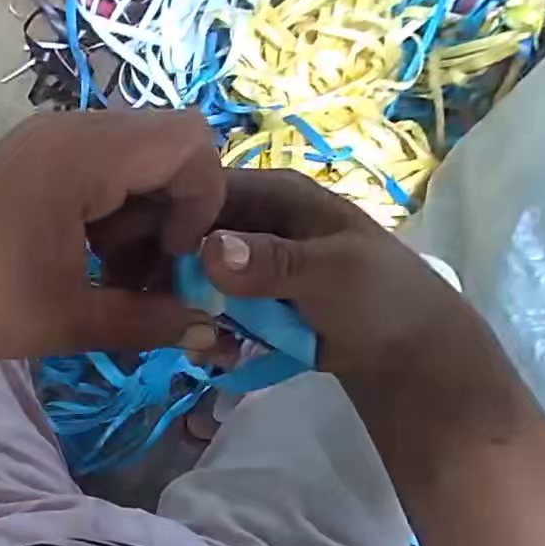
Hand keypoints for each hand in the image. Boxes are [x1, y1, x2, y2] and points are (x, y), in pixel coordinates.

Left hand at [0, 110, 223, 358]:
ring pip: (129, 162)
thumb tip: (209, 331)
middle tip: (141, 272)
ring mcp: (45, 140)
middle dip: (170, 213)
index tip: (171, 258)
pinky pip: (94, 168)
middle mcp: (70, 129)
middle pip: (163, 149)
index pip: (190, 143)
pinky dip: (105, 210)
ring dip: (136, 217)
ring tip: (107, 274)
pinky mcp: (28, 159)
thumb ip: (149, 322)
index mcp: (85, 154)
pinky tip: (80, 257)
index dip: (201, 201)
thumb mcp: (70, 319)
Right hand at [195, 169, 495, 385]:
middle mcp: (248, 221)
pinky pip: (202, 309)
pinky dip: (203, 331)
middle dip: (171, 278)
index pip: (198, 192)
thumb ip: (273, 262)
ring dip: (186, 312)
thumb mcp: (332, 272)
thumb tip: (209, 250)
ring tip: (204, 343)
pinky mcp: (239, 298)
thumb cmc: (379, 297)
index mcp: (272, 193)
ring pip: (187, 279)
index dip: (165, 223)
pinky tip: (217, 352)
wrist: (401, 352)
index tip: (144, 265)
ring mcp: (241, 263)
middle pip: (183, 238)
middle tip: (170, 317)